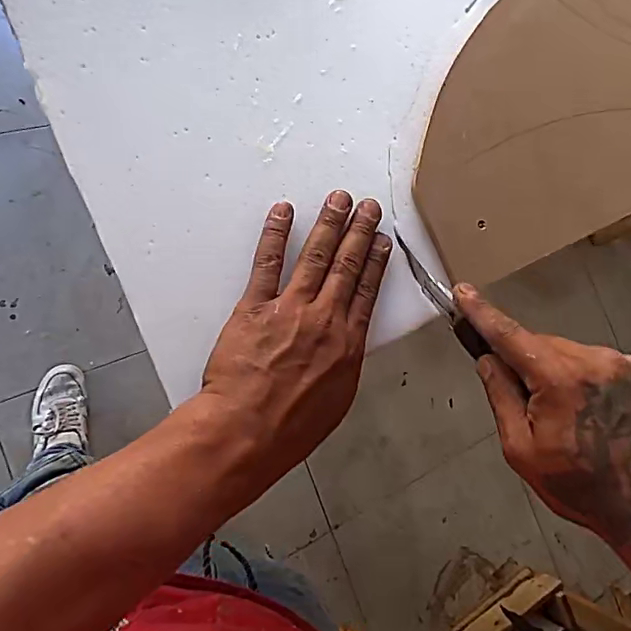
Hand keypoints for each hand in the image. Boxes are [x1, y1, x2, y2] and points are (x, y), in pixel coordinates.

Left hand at [198, 191, 391, 485]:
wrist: (248, 430)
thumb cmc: (289, 427)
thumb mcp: (334, 401)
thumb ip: (342, 367)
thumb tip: (343, 354)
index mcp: (347, 344)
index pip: (366, 291)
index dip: (376, 262)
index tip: (382, 242)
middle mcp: (324, 319)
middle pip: (347, 266)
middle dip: (359, 232)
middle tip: (366, 207)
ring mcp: (290, 309)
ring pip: (315, 256)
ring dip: (329, 224)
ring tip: (338, 200)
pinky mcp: (255, 307)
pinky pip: (268, 263)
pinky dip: (276, 235)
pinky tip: (283, 214)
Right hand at [454, 284, 630, 545]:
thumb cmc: (583, 488)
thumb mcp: (523, 451)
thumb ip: (502, 398)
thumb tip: (488, 360)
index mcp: (561, 380)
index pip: (511, 336)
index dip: (483, 314)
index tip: (464, 292)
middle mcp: (593, 360)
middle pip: (538, 344)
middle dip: (521, 362)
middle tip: (521, 405)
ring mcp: (620, 363)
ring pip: (564, 352)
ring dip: (550, 371)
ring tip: (561, 420)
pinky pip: (590, 362)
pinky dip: (576, 377)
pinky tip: (585, 414)